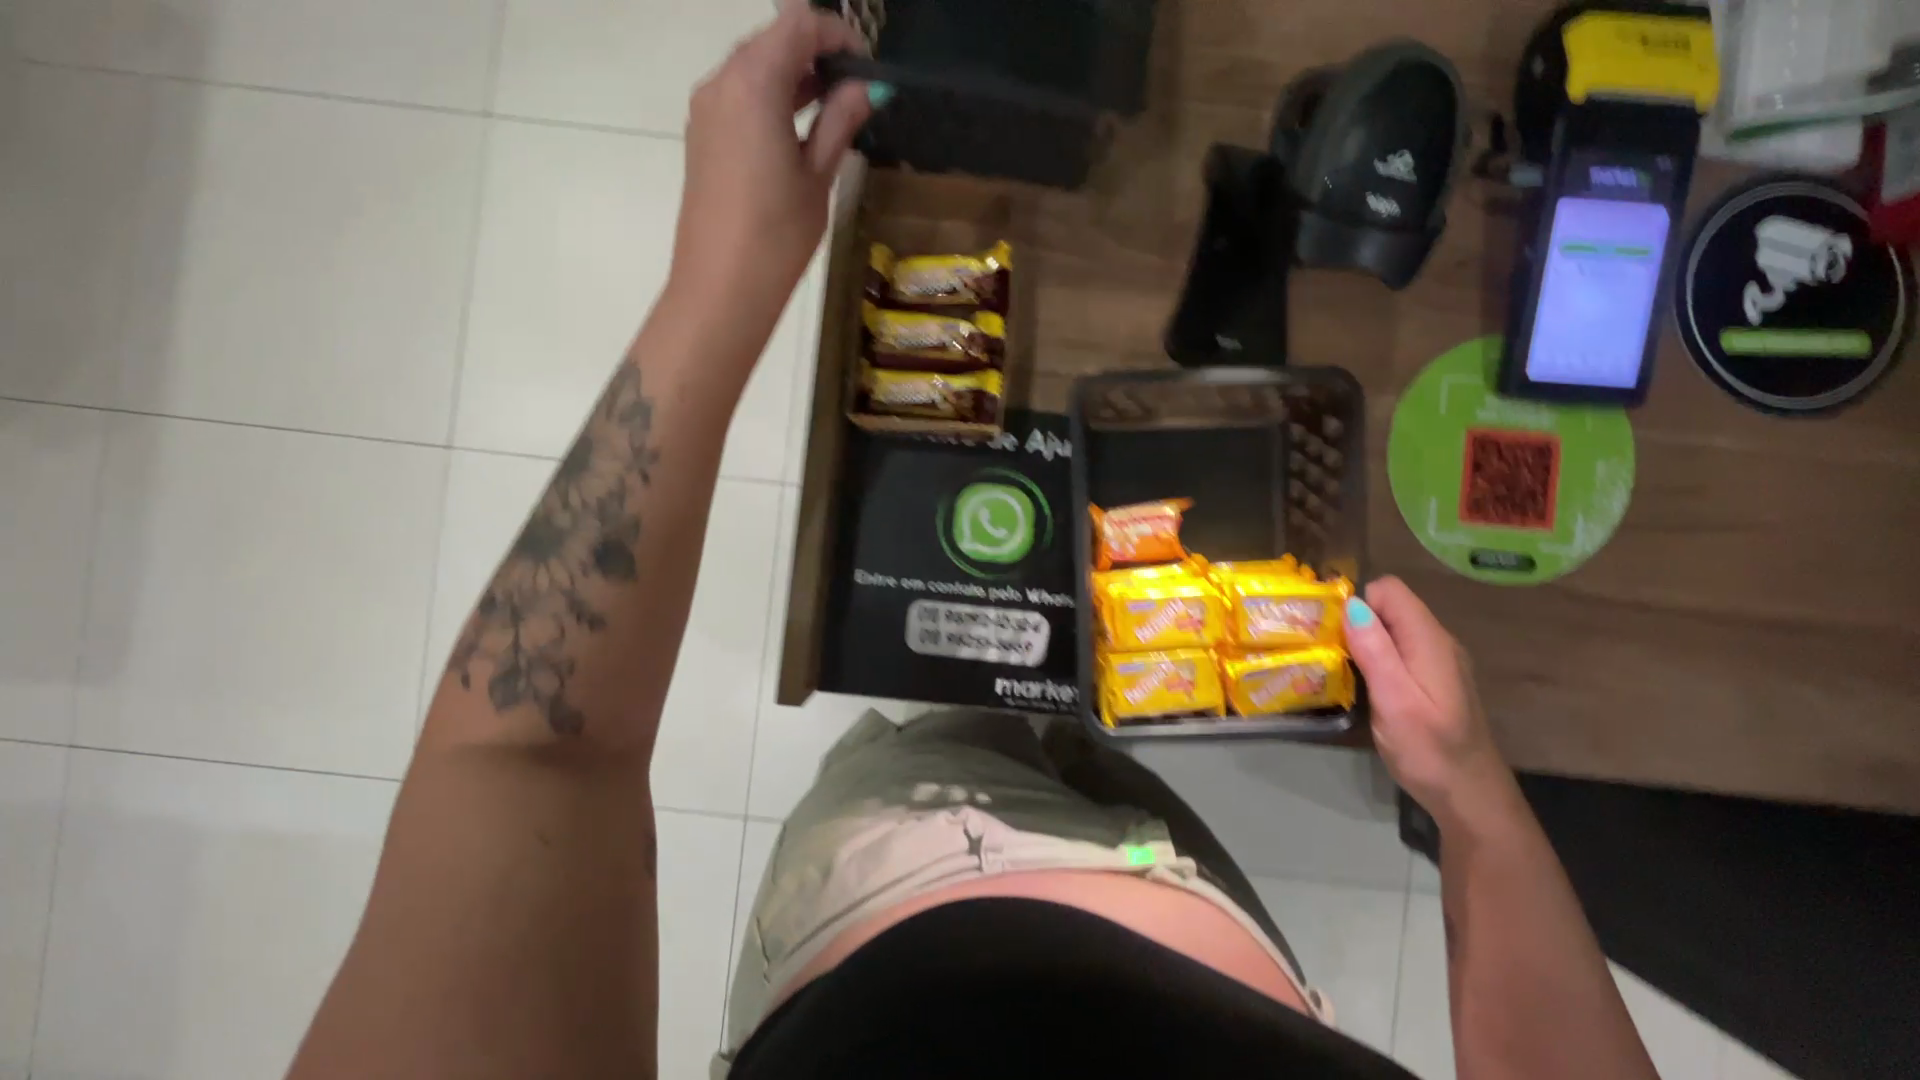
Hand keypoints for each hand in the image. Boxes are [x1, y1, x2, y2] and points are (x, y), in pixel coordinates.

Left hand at [671, 0, 877, 330]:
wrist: (721, 287)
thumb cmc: (777, 235)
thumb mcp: (818, 176)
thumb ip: (839, 121)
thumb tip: (864, 87)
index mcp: (753, 83)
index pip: (799, 24)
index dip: (838, 35)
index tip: (867, 67)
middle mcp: (722, 82)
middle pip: (773, 39)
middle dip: (815, 52)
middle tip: (855, 89)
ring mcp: (706, 109)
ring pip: (754, 67)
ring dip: (793, 76)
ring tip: (833, 111)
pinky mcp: (702, 136)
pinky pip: (740, 96)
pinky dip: (772, 98)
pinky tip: (798, 132)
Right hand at [1344, 577, 1516, 831]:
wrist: (1470, 797)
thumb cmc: (1430, 751)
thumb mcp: (1395, 701)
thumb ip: (1375, 651)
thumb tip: (1351, 604)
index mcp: (1429, 641)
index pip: (1389, 590)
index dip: (1356, 601)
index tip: (1330, 630)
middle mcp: (1437, 643)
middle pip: (1389, 606)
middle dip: (1354, 619)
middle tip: (1327, 652)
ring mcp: (1437, 662)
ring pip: (1392, 629)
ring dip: (1362, 640)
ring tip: (1338, 667)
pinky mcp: (1432, 680)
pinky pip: (1399, 650)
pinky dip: (1376, 657)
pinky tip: (1363, 684)